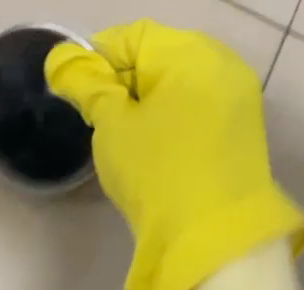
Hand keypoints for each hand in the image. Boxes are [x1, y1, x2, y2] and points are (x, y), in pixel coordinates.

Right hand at [46, 20, 303, 289]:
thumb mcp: (112, 129)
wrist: (210, 238)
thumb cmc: (156, 174)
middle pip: (160, 60)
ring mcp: (238, 100)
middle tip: (98, 123)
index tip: (75, 94)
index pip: (134, 37)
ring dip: (148, 107)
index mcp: (190, 54)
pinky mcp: (242, 135)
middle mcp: (222, 65)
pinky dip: (171, 125)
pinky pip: (198, 114)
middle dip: (125, 85)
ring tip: (124, 144)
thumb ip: (88, 88)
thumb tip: (61, 61)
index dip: (97, 60)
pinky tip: (154, 156)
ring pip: (179, 89)